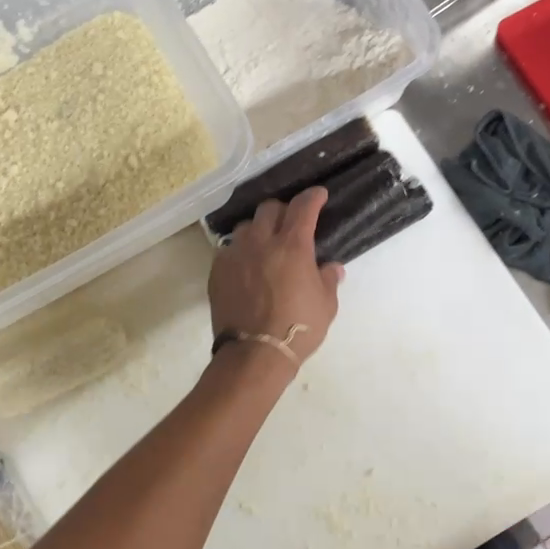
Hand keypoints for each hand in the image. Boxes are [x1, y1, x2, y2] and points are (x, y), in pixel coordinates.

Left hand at [209, 187, 344, 366]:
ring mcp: (235, 255)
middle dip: (283, 210)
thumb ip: (328, 279)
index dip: (313, 197)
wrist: (255, 353)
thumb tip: (331, 268)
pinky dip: (241, 252)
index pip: (303, 207)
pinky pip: (229, 250)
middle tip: (291, 223)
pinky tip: (246, 267)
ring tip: (265, 245)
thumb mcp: (326, 305)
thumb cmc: (298, 328)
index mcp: (293, 246)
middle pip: (269, 209)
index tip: (319, 195)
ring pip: (245, 227)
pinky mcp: (218, 271)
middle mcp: (261, 242)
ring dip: (258, 230)